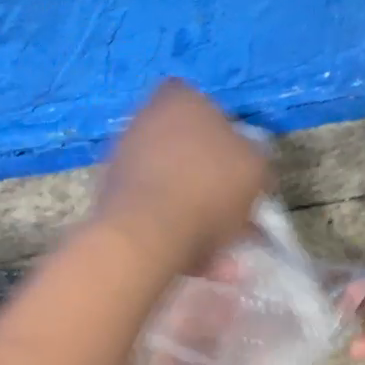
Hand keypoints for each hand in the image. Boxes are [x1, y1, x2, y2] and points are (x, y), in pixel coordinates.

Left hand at [95, 80, 268, 273]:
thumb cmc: (208, 189)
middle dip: (209, 190)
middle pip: (185, 156)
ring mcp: (120, 165)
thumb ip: (256, 163)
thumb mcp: (255, 169)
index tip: (239, 174)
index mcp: (177, 98)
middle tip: (233, 221)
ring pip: (170, 195)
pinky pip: (152, 222)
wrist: (145, 236)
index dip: (226, 141)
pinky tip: (198, 266)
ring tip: (222, 258)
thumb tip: (251, 172)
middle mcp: (141, 123)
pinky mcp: (108, 206)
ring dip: (196, 224)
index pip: (206, 108)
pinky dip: (174, 241)